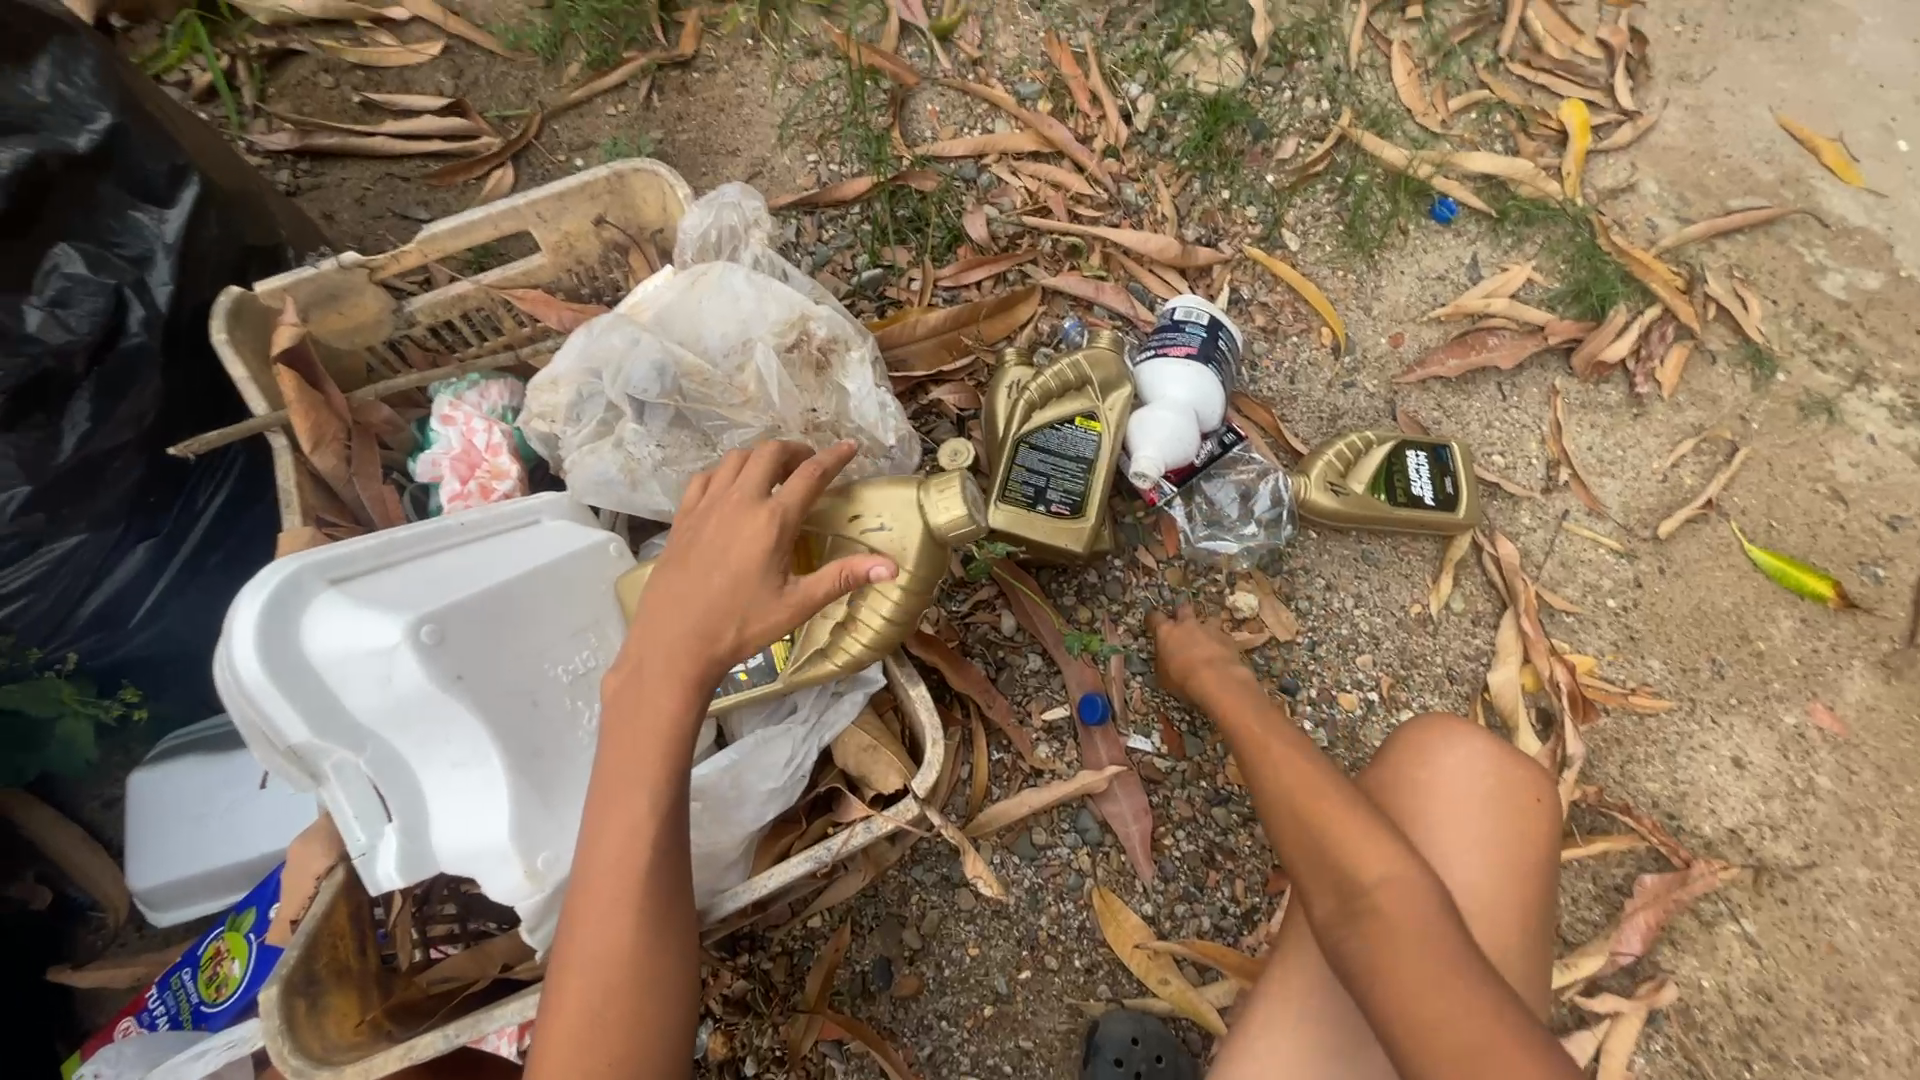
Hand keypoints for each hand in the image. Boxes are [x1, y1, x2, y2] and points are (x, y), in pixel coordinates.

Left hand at [616, 439, 896, 693]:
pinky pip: (706, 476)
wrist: (673, 641)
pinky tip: (732, 489)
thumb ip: (843, 578)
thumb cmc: (741, 626)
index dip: (835, 457)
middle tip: (810, 464)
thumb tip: (892, 566)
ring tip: (774, 473)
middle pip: (770, 452)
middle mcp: (740, 501)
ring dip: (761, 456)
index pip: (811, 474)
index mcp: (773, 521)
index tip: (850, 447)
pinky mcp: (684, 516)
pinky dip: (726, 471)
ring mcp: (707, 505)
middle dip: (795, 451)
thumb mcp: (798, 605)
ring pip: (736, 458)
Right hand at [1148, 602, 1249, 707]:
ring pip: (1208, 618)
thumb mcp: (1162, 675)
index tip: (1152, 622)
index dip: (1153, 619)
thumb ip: (1163, 662)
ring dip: (1206, 626)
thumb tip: (1164, 661)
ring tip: (1206, 637)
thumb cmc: (1181, 678)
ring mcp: (1209, 629)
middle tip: (1182, 622)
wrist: (1216, 679)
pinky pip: (1222, 635)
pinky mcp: (1227, 638)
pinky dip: (1220, 642)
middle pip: (1183, 608)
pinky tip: (1221, 652)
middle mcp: (1187, 625)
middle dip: (1182, 612)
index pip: (1154, 617)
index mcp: (1166, 631)